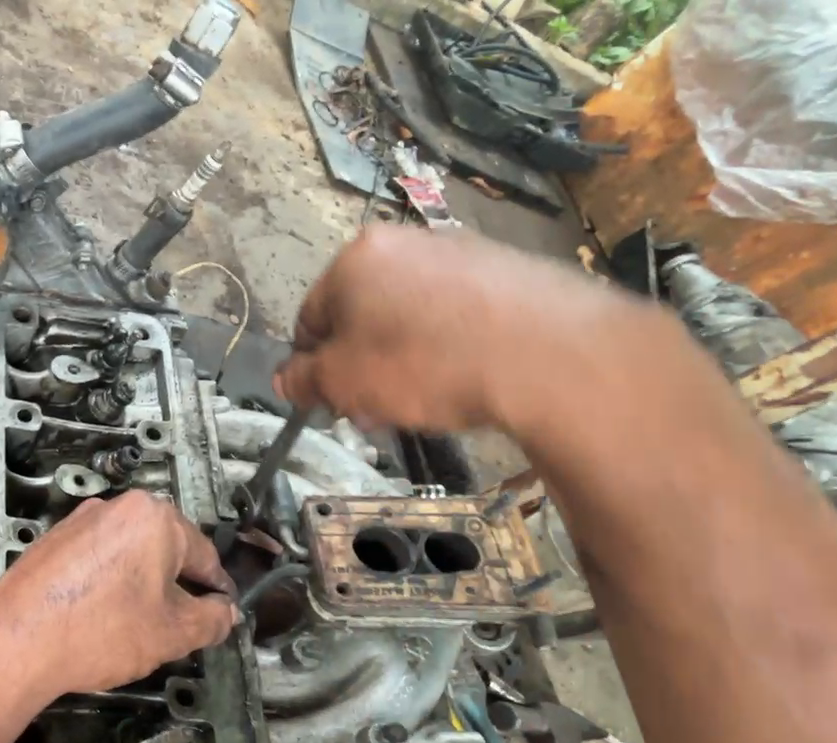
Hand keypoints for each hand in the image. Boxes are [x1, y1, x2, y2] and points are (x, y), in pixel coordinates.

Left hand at [0, 491, 238, 704]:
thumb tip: (223, 614)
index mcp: (152, 518)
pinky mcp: (49, 545)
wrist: (16, 644)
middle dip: (172, 589)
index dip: (216, 590)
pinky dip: (102, 588)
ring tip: (130, 630)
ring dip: (136, 589)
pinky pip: (92, 564)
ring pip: (125, 558)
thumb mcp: (171, 633)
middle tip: (176, 628)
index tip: (220, 611)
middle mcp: (113, 510)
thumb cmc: (95, 631)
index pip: (203, 555)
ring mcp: (76, 525)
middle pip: (162, 551)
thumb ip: (210, 620)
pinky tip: (97, 621)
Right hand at [276, 225, 661, 434]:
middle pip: (359, 316)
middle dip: (359, 365)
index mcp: (355, 259)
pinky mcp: (509, 271)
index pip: (308, 320)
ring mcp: (462, 253)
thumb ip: (300, 380)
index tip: (331, 400)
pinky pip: (455, 315)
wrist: (551, 356)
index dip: (314, 368)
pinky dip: (447, 347)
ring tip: (421, 399)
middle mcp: (406, 242)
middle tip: (374, 407)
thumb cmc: (424, 363)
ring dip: (400, 360)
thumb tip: (285, 378)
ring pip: (407, 317)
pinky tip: (462, 379)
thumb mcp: (340, 382)